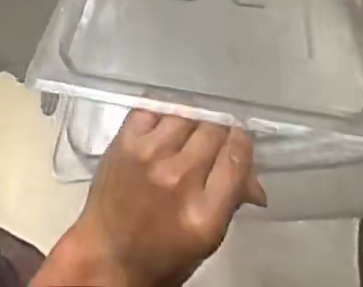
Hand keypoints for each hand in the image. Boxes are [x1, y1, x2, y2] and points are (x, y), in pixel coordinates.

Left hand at [36, 111, 266, 286]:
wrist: (106, 257)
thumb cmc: (162, 253)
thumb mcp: (206, 239)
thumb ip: (232, 200)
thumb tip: (257, 181)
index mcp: (203, 214)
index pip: (236, 157)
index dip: (241, 141)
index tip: (237, 139)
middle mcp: (178, 179)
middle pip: (214, 129)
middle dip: (218, 130)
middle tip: (212, 138)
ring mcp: (149, 156)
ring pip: (187, 112)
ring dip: (192, 118)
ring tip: (188, 129)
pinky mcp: (125, 141)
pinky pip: (155, 106)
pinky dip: (165, 110)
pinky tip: (166, 120)